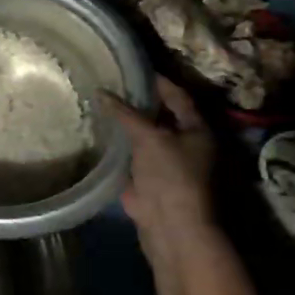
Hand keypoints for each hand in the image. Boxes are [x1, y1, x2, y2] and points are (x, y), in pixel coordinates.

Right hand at [106, 75, 215, 236]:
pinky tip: (98, 134)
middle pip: (160, 116)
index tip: (134, 68)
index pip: (178, 96)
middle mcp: (185, 144)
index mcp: (196, 129)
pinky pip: (131, 157)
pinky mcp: (148, 180)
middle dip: (138, 102)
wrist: (171, 226)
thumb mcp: (149, 137)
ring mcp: (166, 164)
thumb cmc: (171, 175)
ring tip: (100, 104)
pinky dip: (117, 146)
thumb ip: (125, 113)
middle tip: (111, 83)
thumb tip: (100, 91)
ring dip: (126, 125)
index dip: (157, 81)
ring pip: (144, 137)